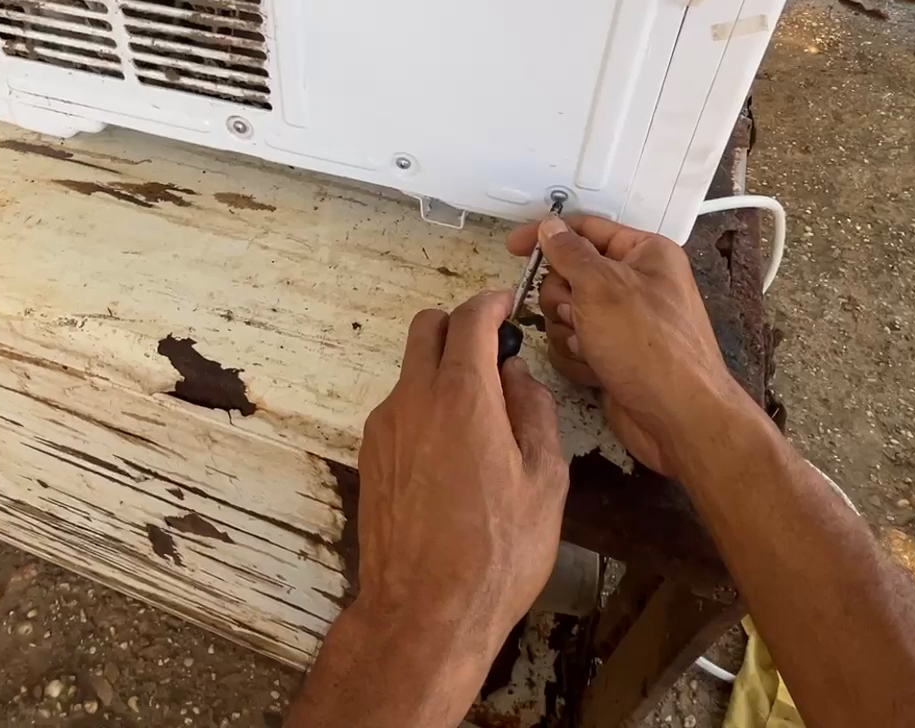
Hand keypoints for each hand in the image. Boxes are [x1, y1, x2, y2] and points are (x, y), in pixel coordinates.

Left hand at [350, 291, 567, 675]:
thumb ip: (533, 410)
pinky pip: (400, 406)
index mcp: (462, 395)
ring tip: (477, 423)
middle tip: (490, 356)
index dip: (490, 302)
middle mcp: (414, 397)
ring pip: (412, 368)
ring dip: (443, 371)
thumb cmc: (499, 548)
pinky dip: (425, 406)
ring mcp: (384, 423)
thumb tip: (515, 372)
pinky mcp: (370, 451)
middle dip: (459, 326)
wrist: (425, 610)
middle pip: (427, 326)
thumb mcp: (544, 479)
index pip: (469, 319)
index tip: (506, 305)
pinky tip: (448, 456)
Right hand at [506, 215, 742, 473]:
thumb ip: (569, 252)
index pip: (584, 229)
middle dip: (562, 298)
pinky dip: (576, 355)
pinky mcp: (612, 353)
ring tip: (590, 347)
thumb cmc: (646, 344)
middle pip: (568, 273)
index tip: (514, 247)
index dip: (547, 236)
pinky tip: (594, 368)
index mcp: (644, 253)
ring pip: (565, 312)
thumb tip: (550, 227)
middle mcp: (634, 282)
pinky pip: (573, 342)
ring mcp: (622, 321)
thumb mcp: (601, 286)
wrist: (678, 419)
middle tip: (576, 314)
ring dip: (567, 331)